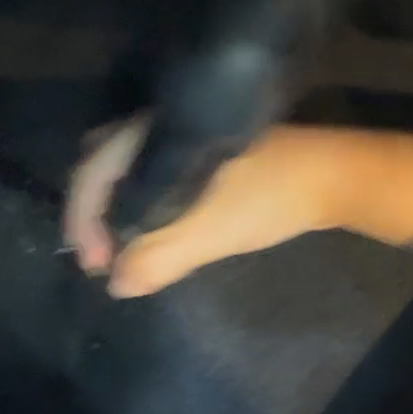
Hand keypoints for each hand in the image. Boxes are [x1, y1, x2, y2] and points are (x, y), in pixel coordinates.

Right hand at [62, 115, 353, 296]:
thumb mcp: (206, 235)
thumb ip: (155, 260)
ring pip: (126, 174)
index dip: (82, 223)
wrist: (330, 178)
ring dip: (116, 213)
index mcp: (149, 137)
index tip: (95, 266)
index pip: (91, 175)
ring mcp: (178, 138)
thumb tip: (117, 284)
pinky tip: (151, 232)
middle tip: (98, 257)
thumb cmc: (265, 199)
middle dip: (90, 215)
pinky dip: (141, 207)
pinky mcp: (198, 152)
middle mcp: (156, 129)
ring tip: (119, 252)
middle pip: (100, 169)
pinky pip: (152, 178)